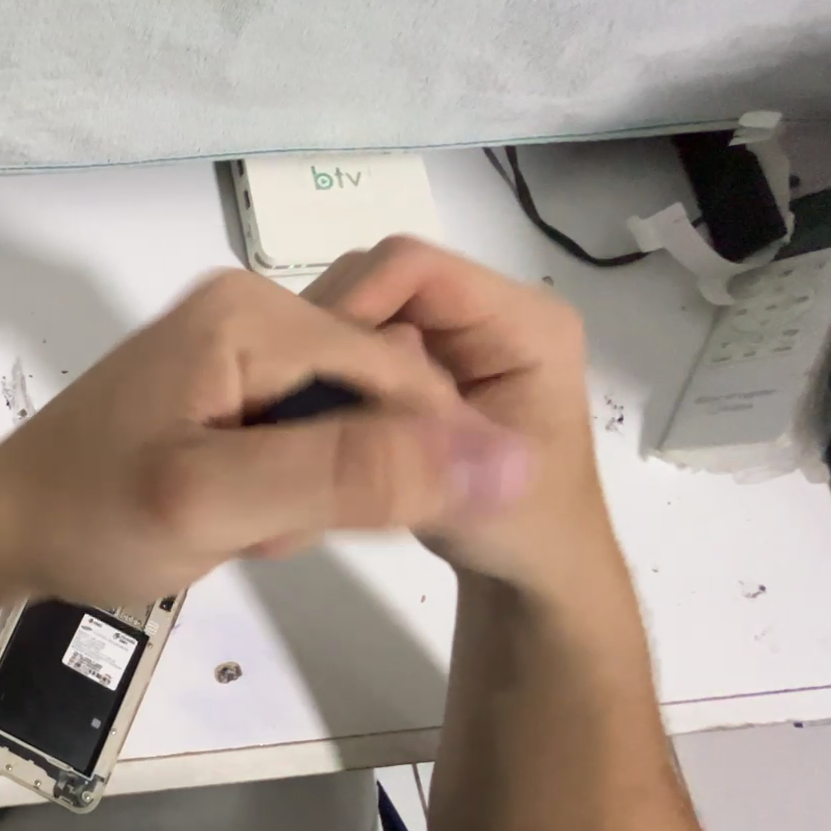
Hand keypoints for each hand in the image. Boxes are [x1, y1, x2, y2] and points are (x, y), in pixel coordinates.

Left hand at [0, 268, 529, 605]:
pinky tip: (207, 515)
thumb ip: (353, 475)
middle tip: (242, 520)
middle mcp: (242, 314)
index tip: (309, 520)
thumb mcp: (218, 501)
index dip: (387, 465)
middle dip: (320, 482)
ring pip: (323, 434)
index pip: (400, 378)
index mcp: (251, 313)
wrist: (0, 534)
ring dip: (287, 497)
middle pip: (361, 404)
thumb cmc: (89, 515)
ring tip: (216, 522)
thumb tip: (514, 457)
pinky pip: (279, 444)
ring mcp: (218, 355)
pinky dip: (258, 495)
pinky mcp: (202, 395)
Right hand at [302, 237, 615, 589]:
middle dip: (326, 328)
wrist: (531, 562)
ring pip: (354, 305)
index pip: (412, 267)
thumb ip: (408, 414)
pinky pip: (352, 340)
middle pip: (375, 276)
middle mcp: (482, 312)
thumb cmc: (519, 526)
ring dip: (319, 352)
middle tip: (299, 401)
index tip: (305, 374)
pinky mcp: (416, 361)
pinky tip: (314, 416)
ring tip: (305, 413)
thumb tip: (337, 363)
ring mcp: (445, 336)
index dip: (350, 304)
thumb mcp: (461, 480)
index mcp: (520, 322)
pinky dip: (322, 369)